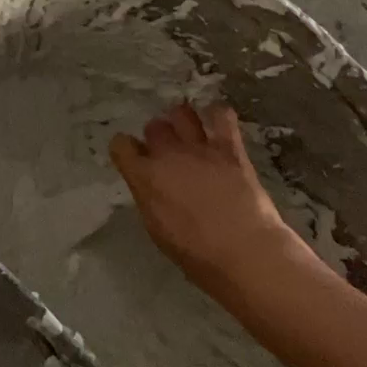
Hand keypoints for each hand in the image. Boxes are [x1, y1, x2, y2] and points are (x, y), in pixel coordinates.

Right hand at [109, 102, 305, 290]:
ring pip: (181, 112)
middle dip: (158, 136)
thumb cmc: (197, 254)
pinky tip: (218, 124)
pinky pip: (222, 114)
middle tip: (168, 152)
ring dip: (183, 120)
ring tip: (190, 133)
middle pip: (154, 127)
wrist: (245, 252)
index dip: (126, 149)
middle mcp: (167, 155)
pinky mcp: (230, 148)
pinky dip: (217, 114)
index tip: (134, 159)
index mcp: (144, 176)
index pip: (121, 145)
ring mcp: (199, 148)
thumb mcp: (158, 228)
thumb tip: (152, 185)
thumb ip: (150, 197)